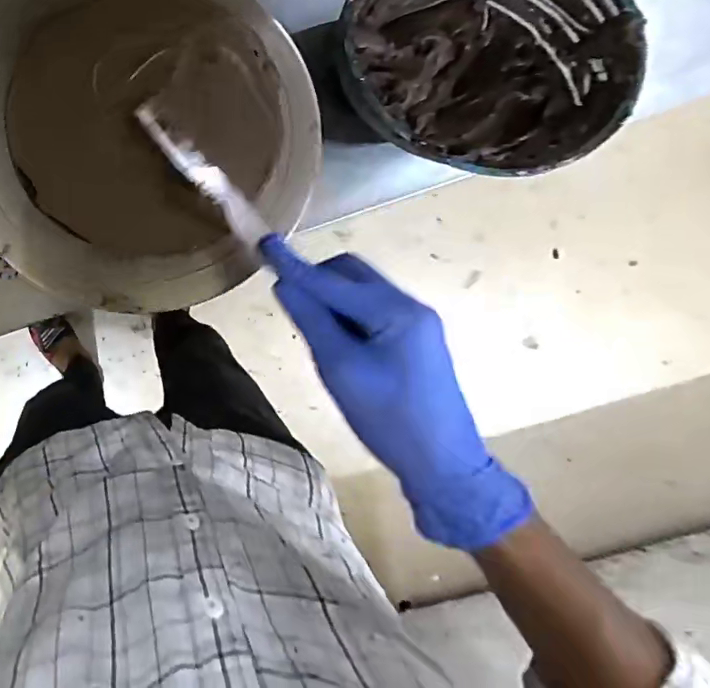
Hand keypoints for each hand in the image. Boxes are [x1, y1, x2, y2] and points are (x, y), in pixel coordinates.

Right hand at [260, 237, 531, 549]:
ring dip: (329, 297)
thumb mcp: (339, 368)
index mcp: (394, 312)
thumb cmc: (388, 419)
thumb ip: (310, 319)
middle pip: (349, 272)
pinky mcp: (414, 337)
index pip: (330, 280)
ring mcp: (416, 321)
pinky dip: (345, 312)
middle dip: (315, 278)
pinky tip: (335, 339)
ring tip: (314, 330)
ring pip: (358, 288)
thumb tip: (283, 283)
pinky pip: (369, 307)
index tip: (263, 242)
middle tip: (290, 303)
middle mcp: (409, 306)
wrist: (446, 467)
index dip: (292, 264)